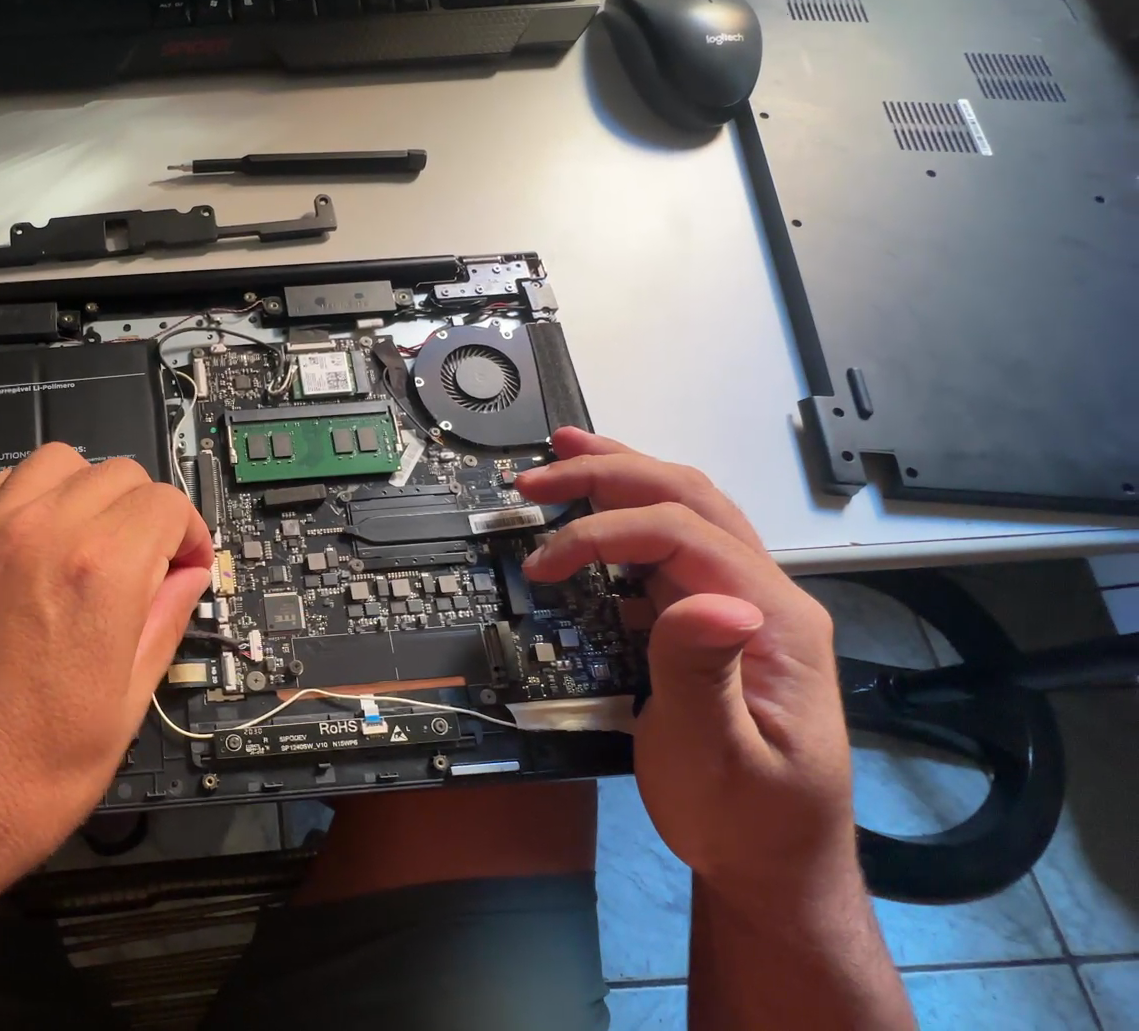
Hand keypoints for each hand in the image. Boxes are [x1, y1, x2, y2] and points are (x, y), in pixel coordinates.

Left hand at [0, 444, 211, 966]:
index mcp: (99, 572)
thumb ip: (165, 621)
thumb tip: (188, 577)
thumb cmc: (32, 773)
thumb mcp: (127, 704)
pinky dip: (40, 495)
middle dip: (150, 513)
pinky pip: (8, 483)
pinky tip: (48, 543)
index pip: (166, 503)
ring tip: (100, 546)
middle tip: (152, 566)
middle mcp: (44, 533)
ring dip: (95, 491)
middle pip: (121, 474)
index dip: (190, 534)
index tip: (188, 570)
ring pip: (64, 461)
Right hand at [513, 428, 852, 901]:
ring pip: (686, 511)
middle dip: (611, 473)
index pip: (681, 535)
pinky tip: (595, 514)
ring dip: (624, 476)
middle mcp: (764, 595)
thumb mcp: (720, 758)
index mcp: (773, 620)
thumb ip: (708, 675)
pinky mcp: (717, 621)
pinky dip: (628, 514)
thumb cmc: (744, 815)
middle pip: (690, 499)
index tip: (540, 562)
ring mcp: (742, 604)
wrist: (774, 860)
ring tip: (568, 454)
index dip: (602, 532)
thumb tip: (709, 600)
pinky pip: (672, 548)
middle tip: (539, 472)